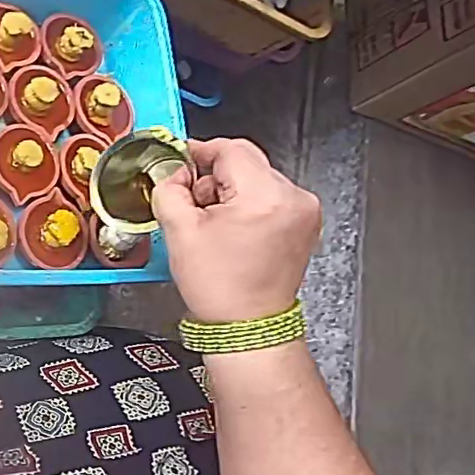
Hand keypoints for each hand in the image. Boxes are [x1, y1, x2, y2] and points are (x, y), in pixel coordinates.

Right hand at [151, 138, 320, 322]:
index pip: (230, 149)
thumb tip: (172, 172)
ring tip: (214, 227)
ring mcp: (303, 210)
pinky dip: (247, 207)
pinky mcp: (304, 223)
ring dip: (229, 194)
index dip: (199, 153)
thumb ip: (170, 191)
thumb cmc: (219, 286)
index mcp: (265, 196)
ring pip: (256, 180)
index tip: (180, 162)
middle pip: (245, 163)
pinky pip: (269, 198)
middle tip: (192, 207)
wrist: (246, 324)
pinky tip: (232, 233)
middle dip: (212, 180)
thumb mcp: (180, 232)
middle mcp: (293, 198)